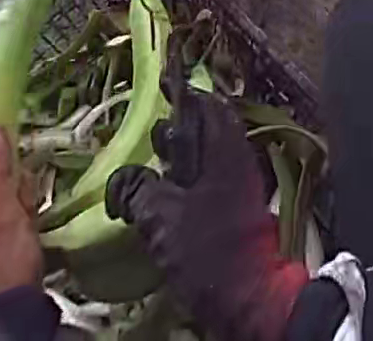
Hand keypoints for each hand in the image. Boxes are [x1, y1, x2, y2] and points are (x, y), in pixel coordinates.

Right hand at [105, 62, 308, 340]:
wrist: (250, 295)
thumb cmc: (209, 249)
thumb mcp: (163, 218)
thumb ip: (138, 190)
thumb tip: (123, 178)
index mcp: (224, 148)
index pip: (204, 103)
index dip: (183, 88)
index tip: (164, 76)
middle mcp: (235, 156)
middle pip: (208, 123)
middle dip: (180, 118)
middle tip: (154, 120)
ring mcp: (238, 180)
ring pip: (207, 150)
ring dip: (183, 147)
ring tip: (156, 152)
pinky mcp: (234, 203)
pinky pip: (208, 174)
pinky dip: (187, 172)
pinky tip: (166, 188)